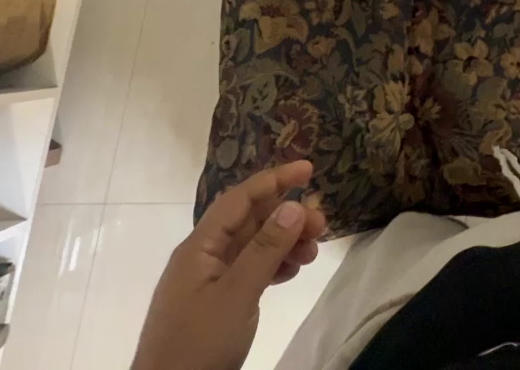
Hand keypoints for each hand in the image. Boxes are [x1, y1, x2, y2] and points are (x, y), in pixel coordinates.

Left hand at [131, 161, 328, 369]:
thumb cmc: (196, 348)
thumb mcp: (236, 296)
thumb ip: (266, 249)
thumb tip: (294, 204)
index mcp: (199, 248)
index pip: (240, 199)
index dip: (274, 180)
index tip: (309, 170)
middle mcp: (203, 258)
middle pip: (250, 221)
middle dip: (287, 216)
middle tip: (322, 225)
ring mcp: (209, 283)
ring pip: (254, 246)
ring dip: (286, 242)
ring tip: (313, 253)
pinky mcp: (217, 305)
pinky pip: (251, 270)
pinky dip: (275, 265)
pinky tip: (293, 271)